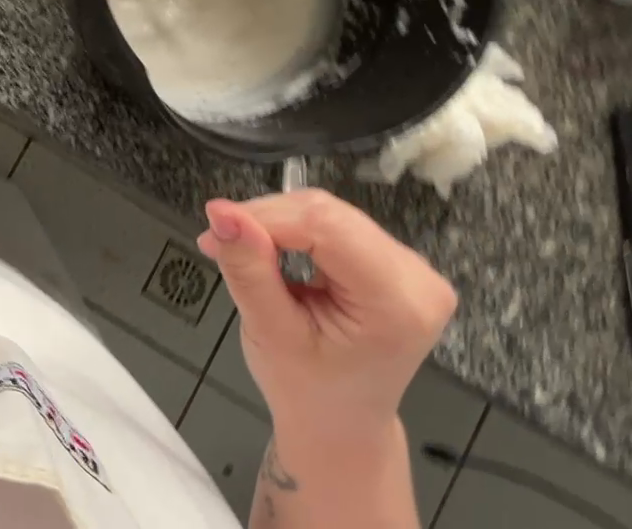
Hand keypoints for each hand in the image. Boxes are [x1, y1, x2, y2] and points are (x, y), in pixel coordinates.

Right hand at [198, 189, 456, 439]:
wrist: (338, 420)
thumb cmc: (304, 386)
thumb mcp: (268, 330)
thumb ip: (247, 268)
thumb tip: (220, 211)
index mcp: (397, 302)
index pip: (325, 226)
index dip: (263, 218)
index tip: (214, 235)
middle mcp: (417, 277)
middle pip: (326, 213)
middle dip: (263, 220)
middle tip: (219, 245)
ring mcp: (411, 267)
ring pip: (325, 212)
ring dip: (273, 223)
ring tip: (240, 252)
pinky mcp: (394, 262)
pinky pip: (332, 223)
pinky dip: (290, 230)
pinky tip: (270, 253)